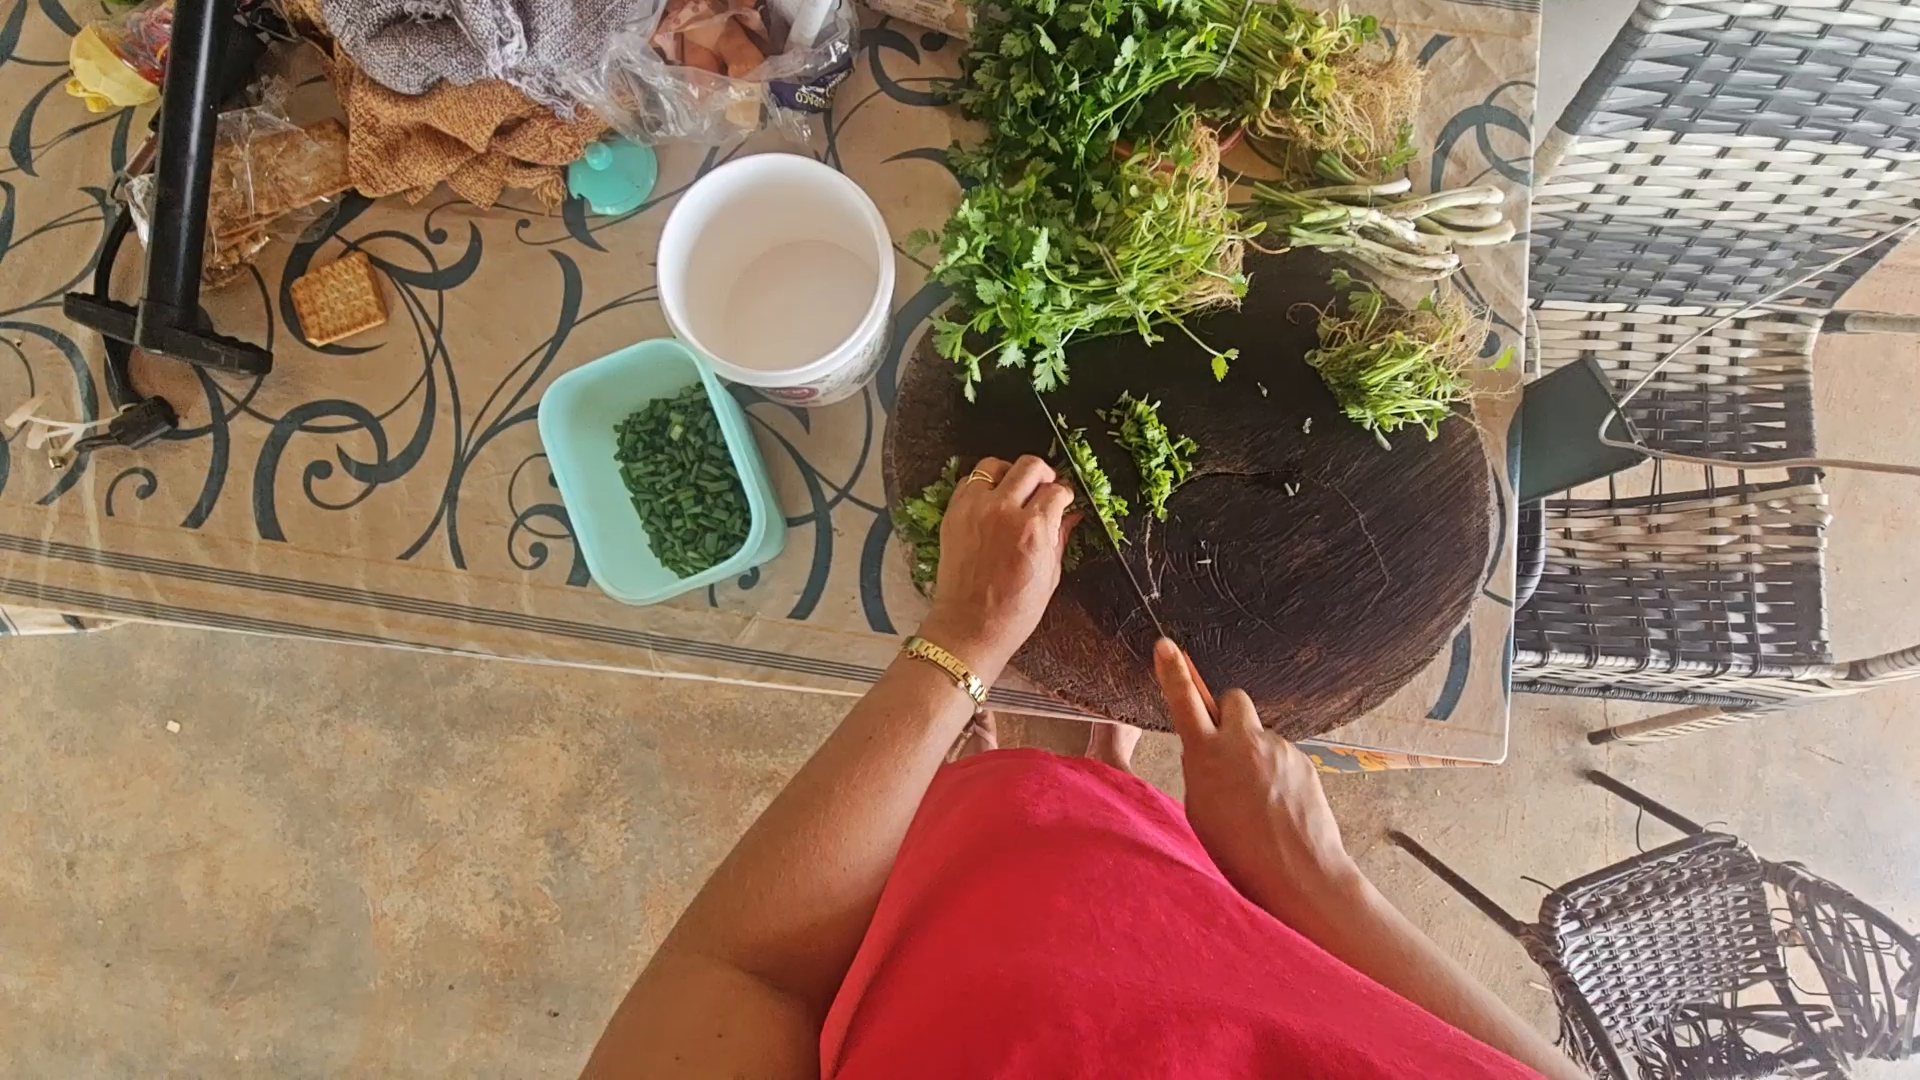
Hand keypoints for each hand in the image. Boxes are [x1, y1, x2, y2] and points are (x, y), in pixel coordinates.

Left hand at [918, 455, 1076, 679]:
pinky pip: (968, 482)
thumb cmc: (1013, 610)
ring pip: (994, 465)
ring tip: (1015, 490)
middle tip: (1044, 488)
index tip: (1063, 499)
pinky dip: (982, 486)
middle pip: (1029, 466)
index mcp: (1033, 530)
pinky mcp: (953, 514)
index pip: (1056, 490)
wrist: (970, 626)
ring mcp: (974, 510)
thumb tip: (1070, 515)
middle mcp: (1003, 512)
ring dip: (1010, 474)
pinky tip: (991, 502)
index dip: (1064, 494)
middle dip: (1043, 474)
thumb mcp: (1050, 575)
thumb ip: (1060, 537)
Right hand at [1152, 639, 1358, 920]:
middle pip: (1234, 699)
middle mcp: (1242, 742)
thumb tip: (1208, 750)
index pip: (1184, 700)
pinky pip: (1282, 754)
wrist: (1298, 874)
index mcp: (1206, 754)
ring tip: (1259, 797)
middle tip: (1229, 744)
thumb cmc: (1239, 850)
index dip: (1172, 670)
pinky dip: (1277, 772)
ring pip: (1260, 734)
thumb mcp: (1198, 806)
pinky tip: (1278, 803)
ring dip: (1256, 752)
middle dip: (1229, 714)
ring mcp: (1276, 747)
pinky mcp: (1302, 759)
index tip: (1165, 646)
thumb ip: (1200, 767)